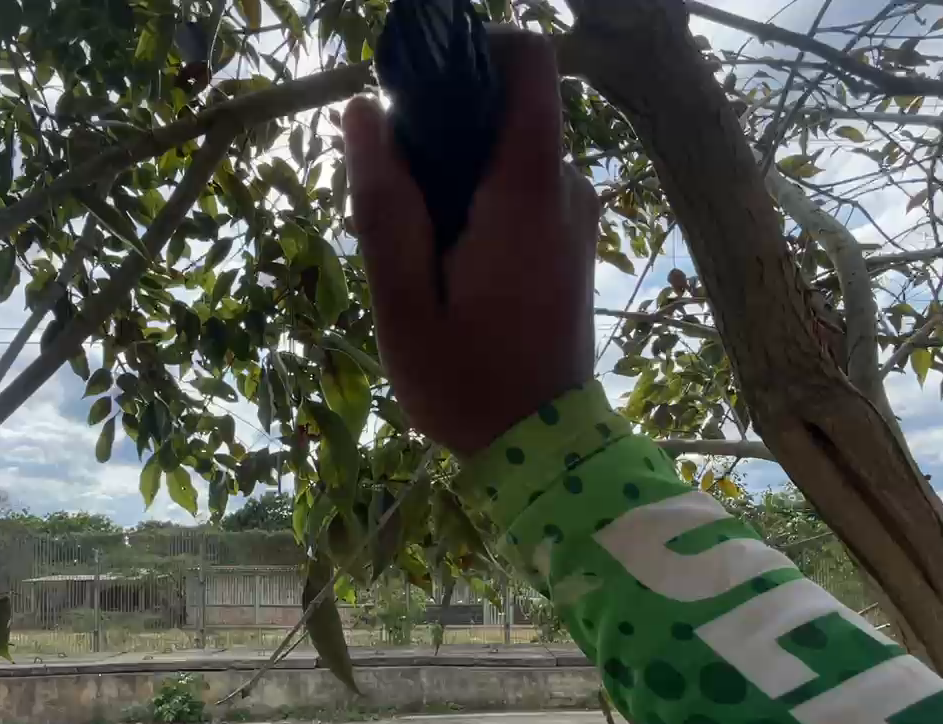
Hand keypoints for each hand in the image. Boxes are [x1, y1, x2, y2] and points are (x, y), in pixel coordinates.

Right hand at [343, 30, 598, 455]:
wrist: (542, 448)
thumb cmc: (466, 386)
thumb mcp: (405, 308)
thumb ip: (385, 209)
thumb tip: (363, 113)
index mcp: (527, 193)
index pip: (527, 61)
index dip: (472, 55)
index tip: (421, 100)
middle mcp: (568, 191)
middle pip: (506, 114)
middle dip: (446, 140)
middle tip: (402, 214)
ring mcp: (579, 221)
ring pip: (511, 158)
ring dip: (461, 184)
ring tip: (425, 259)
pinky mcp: (577, 248)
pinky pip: (528, 196)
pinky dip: (486, 210)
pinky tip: (457, 272)